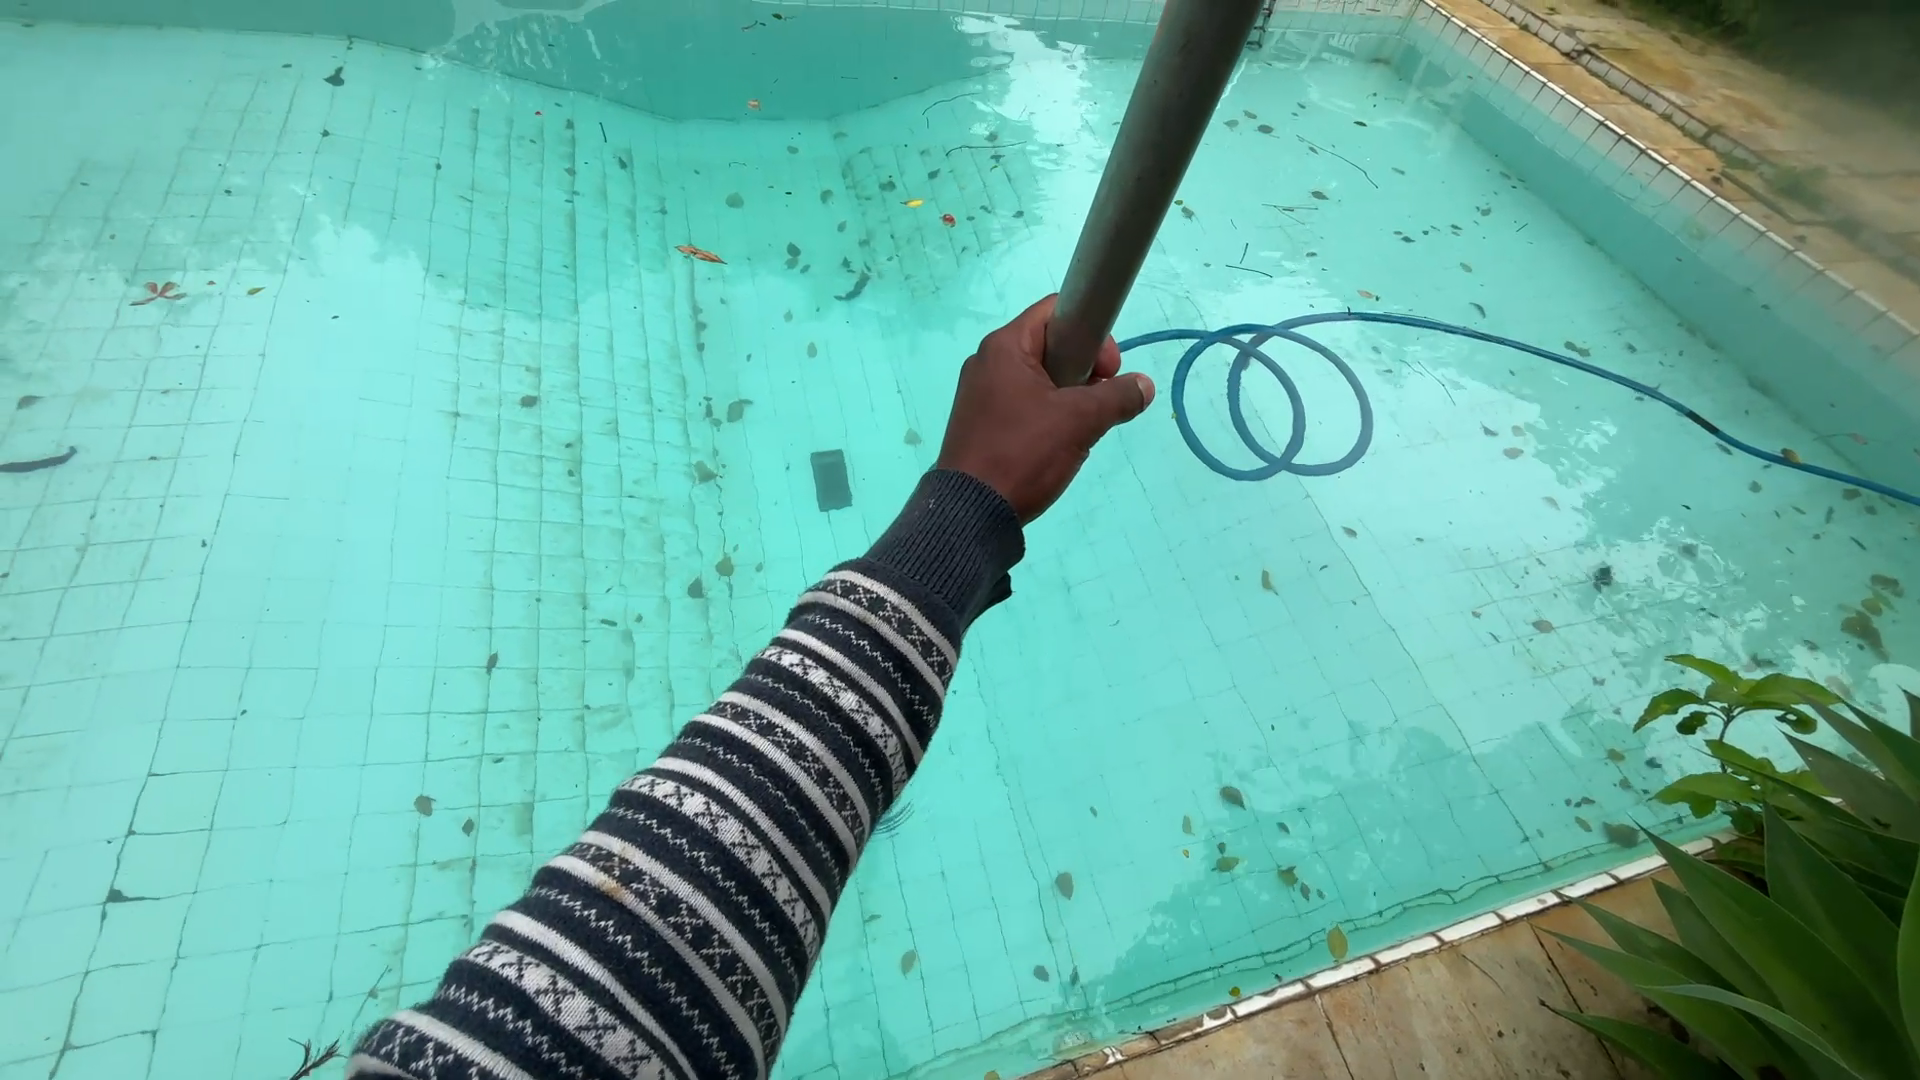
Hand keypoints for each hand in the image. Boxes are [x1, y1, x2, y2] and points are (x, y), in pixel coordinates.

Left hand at [936, 295, 1155, 522]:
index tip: (1108, 371)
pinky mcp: (978, 424)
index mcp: (1004, 346)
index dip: (1092, 333)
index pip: (1057, 311)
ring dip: (1068, 400)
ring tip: (1080, 431)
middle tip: (1100, 404)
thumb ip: (1118, 397)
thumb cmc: (1024, 453)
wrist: (971, 513)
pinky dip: (1046, 418)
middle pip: (1049, 347)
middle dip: (1084, 371)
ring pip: (1038, 380)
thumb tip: (1143, 386)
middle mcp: (986, 362)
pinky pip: (1022, 406)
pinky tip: (1056, 446)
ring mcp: (979, 395)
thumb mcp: (1080, 421)